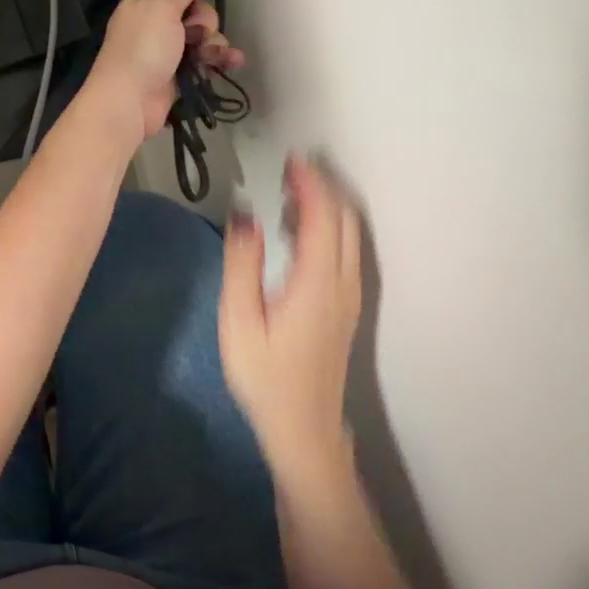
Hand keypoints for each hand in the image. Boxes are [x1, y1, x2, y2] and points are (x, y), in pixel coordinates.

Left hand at [84, 0, 244, 142]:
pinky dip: (220, 58)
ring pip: (205, 34)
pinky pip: (207, 58)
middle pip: (195, 9)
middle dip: (204, 18)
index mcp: (144, 1)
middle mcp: (156, 22)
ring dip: (214, 41)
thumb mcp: (159, 7)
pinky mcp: (181, 72)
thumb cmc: (143, 48)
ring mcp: (169, 49)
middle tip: (193, 31)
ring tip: (207, 53)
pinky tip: (232, 61)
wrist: (132, 100)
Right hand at [219, 155, 362, 479]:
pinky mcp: (346, 308)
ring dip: (327, 208)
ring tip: (291, 194)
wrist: (304, 428)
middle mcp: (342, 284)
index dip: (310, 184)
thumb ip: (242, 264)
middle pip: (344, 221)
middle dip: (323, 189)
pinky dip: (329, 229)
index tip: (292, 159)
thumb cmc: (264, 376)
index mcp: (316, 282)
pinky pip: (345, 252)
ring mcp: (349, 297)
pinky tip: (300, 233)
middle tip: (289, 171)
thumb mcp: (239, 320)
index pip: (322, 217)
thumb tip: (245, 216)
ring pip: (349, 236)